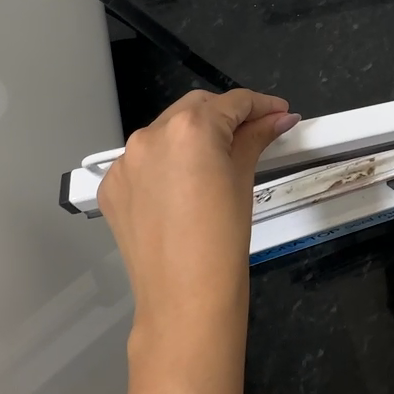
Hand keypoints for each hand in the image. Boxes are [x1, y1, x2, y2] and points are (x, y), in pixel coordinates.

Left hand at [98, 89, 298, 336]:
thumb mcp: (244, 176)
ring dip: (196, 134)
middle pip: (197, 107)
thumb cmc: (224, 233)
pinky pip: (146, 158)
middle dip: (228, 114)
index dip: (263, 105)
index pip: (234, 101)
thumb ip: (258, 137)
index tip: (280, 114)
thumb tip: (279, 118)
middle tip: (257, 130)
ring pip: (168, 130)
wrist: (184, 292)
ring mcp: (125, 162)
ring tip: (222, 155)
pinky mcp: (112, 186)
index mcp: (190, 128)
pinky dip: (169, 160)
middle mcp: (150, 135)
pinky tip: (188, 181)